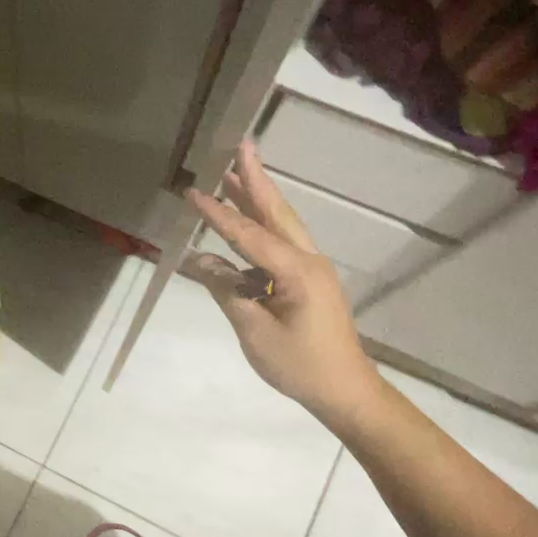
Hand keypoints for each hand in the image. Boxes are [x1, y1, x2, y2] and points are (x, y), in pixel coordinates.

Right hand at [181, 139, 382, 420]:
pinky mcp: (309, 281)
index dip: (219, 214)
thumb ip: (227, 292)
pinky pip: (281, 244)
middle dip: (256, 179)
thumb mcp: (255, 332)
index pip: (249, 235)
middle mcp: (309, 260)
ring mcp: (312, 269)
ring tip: (235, 172)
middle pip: (276, 212)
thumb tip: (202, 260)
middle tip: (241, 145)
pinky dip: (261, 227)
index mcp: (297, 271)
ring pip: (282, 225)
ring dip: (259, 198)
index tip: (192, 193)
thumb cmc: (300, 365)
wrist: (345, 391)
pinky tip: (242, 225)